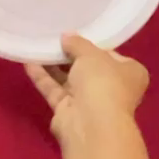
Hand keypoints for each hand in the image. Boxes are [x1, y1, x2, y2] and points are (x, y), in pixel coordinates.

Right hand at [25, 34, 149, 144]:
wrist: (90, 123)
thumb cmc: (103, 83)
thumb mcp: (92, 55)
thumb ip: (78, 43)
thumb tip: (66, 35)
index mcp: (130, 72)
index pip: (110, 55)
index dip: (92, 45)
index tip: (75, 36)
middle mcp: (112, 87)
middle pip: (88, 67)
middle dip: (70, 55)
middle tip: (53, 39)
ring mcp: (89, 100)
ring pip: (69, 79)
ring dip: (53, 65)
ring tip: (38, 47)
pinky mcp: (68, 110)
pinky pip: (54, 89)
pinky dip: (43, 77)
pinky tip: (28, 62)